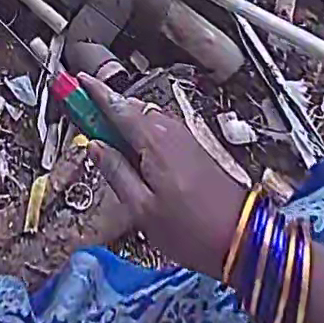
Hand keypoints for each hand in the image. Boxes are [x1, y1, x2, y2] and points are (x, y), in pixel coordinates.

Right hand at [80, 73, 248, 275]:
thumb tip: (95, 147)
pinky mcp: (193, 148)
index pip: (115, 104)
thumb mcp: (142, 209)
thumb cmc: (193, 230)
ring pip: (144, 119)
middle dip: (105, 110)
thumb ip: (114, 172)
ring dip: (123, 125)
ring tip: (112, 150)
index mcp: (153, 140)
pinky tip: (137, 160)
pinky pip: (158, 130)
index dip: (92, 90)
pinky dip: (140, 134)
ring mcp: (184, 137)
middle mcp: (169, 130)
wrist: (248, 243)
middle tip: (86, 124)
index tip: (75, 79)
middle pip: (128, 108)